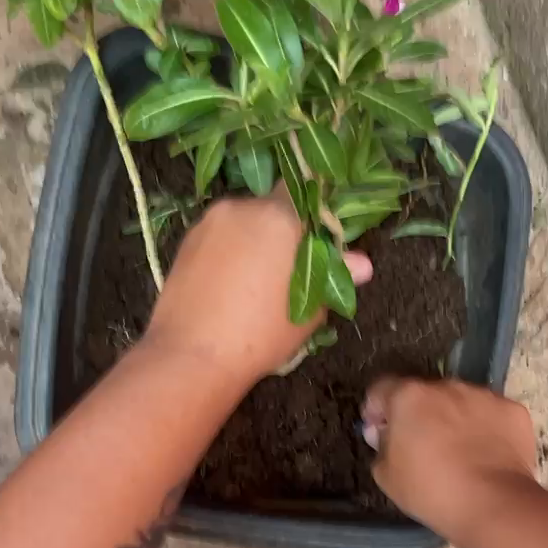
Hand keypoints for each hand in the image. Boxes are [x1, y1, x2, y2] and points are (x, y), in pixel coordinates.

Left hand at [141, 187, 371, 385]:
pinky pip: (218, 239)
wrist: (193, 356)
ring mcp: (208, 223)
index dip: (313, 214)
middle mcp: (241, 208)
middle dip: (282, 234)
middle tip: (288, 272)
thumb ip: (334, 277)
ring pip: (243, 225)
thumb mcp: (309, 311)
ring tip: (256, 286)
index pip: (305, 192)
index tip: (317, 242)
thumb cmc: (261, 334)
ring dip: (253, 244)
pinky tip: (230, 289)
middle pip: (272, 210)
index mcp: (279, 217)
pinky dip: (229, 255)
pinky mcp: (185, 242)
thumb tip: (363, 264)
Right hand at [360, 378, 537, 535]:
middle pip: (424, 394)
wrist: (492, 504)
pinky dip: (486, 429)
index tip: (379, 431)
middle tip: (421, 446)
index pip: (382, 389)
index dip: (376, 409)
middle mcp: (447, 386)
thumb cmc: (430, 490)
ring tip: (459, 452)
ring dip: (454, 419)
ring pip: (461, 402)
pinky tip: (486, 455)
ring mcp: (484, 396)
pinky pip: (491, 415)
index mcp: (409, 396)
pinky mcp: (513, 411)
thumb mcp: (386, 475)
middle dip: (420, 414)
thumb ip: (381, 446)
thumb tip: (386, 434)